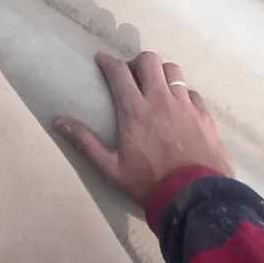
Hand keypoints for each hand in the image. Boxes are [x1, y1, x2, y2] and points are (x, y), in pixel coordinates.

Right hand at [56, 51, 232, 208]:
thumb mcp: (112, 168)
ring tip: (158, 88)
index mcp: (135, 109)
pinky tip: (180, 109)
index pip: (118, 71)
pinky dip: (183, 95)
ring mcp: (185, 106)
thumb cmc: (149, 184)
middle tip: (133, 76)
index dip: (108, 61)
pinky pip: (192, 93)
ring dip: (162, 74)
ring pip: (173, 71)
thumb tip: (59, 121)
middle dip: (137, 62)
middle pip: (149, 60)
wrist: (197, 201)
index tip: (102, 60)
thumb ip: (86, 142)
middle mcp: (160, 100)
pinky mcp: (205, 117)